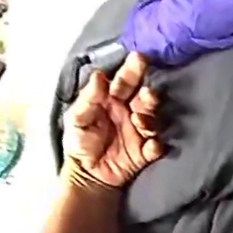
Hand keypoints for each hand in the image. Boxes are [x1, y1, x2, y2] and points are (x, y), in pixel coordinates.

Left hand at [65, 51, 161, 190]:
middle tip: (148, 94)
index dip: (132, 70)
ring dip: (151, 119)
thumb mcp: (75, 118)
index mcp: (111, 101)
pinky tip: (152, 145)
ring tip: (141, 121)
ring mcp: (140, 133)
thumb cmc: (79, 143)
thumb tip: (100, 76)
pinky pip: (157, 146)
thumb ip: (88, 98)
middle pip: (144, 100)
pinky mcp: (146, 152)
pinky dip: (156, 145)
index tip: (140, 58)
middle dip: (149, 95)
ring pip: (154, 120)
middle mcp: (130, 113)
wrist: (88, 175)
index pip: (124, 82)